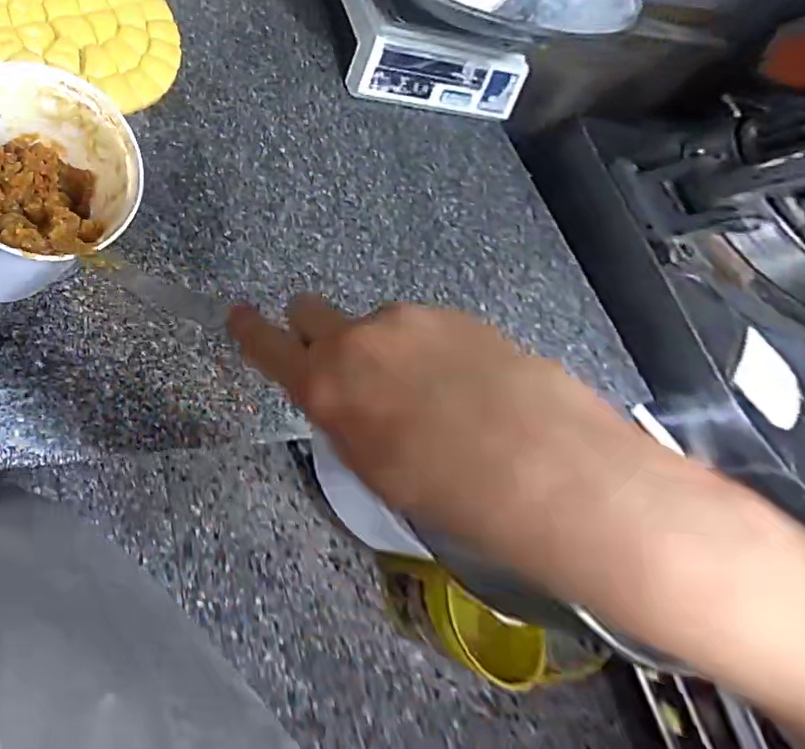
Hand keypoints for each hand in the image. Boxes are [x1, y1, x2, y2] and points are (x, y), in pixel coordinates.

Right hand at [228, 298, 660, 579]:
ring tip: (442, 396)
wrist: (566, 479)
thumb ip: (343, 417)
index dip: (247, 328)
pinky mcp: (456, 315)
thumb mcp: (375, 467)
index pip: (264, 341)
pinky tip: (477, 387)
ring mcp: (408, 320)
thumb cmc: (456, 496)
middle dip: (317, 331)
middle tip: (356, 370)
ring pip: (376, 324)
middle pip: (308, 309)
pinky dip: (433, 349)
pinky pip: (424, 327)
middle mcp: (356, 340)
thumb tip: (345, 397)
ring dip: (388, 347)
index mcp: (325, 384)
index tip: (237, 315)